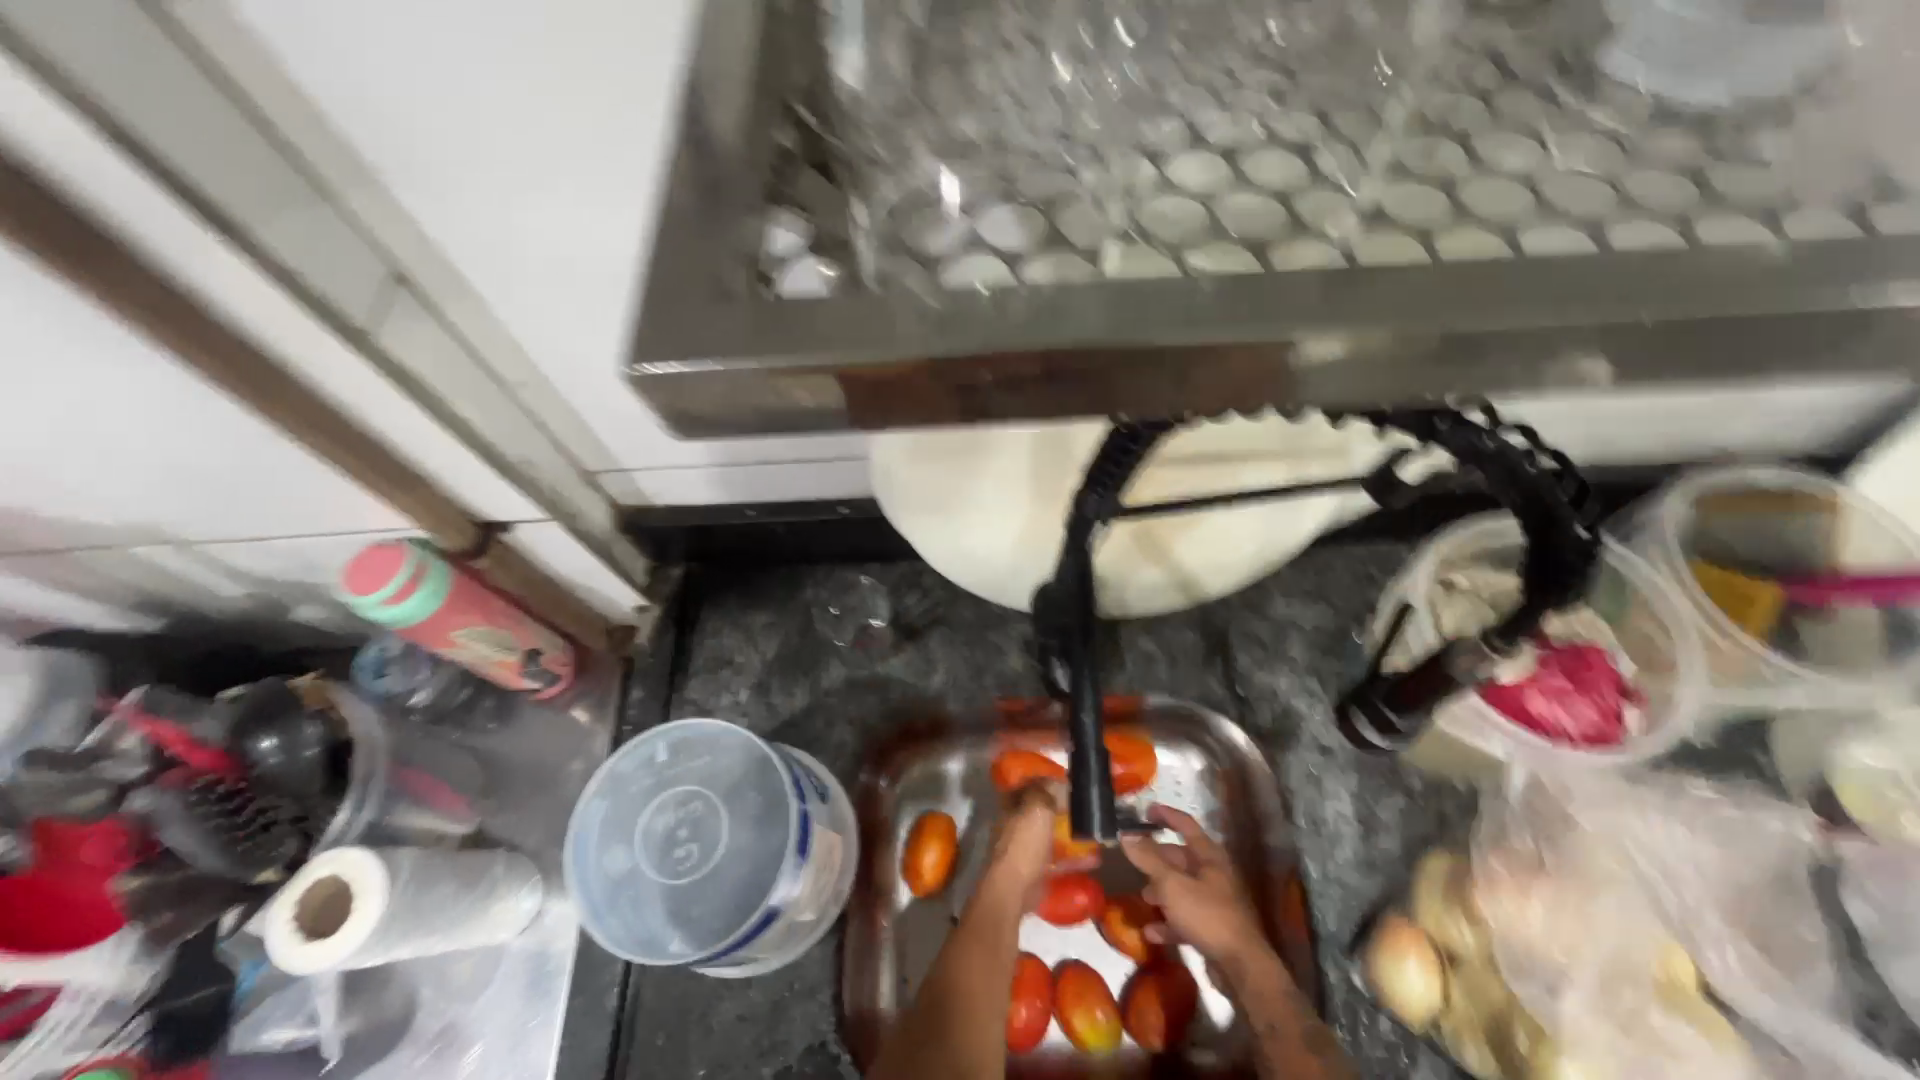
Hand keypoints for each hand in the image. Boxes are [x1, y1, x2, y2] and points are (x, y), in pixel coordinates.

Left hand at [980, 782, 1095, 909]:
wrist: (1015, 888)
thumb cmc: (1024, 842)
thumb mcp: (1037, 808)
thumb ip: (1047, 791)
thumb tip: (1058, 780)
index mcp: (1011, 807)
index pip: (1025, 786)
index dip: (1043, 781)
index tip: (1065, 780)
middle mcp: (1016, 825)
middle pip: (1040, 811)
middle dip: (1060, 808)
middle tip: (1084, 804)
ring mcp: (1026, 849)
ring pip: (1050, 836)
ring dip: (1069, 833)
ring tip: (1093, 829)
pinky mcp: (1037, 870)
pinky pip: (1059, 860)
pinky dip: (1075, 859)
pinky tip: (1095, 858)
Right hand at [1120, 804, 1271, 977]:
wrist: (1241, 966)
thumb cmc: (1207, 915)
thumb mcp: (1171, 884)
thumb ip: (1148, 859)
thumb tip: (1127, 835)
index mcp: (1210, 857)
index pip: (1186, 826)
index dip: (1166, 816)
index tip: (1145, 811)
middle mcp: (1214, 875)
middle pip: (1182, 859)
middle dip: (1158, 859)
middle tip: (1135, 861)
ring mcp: (1215, 902)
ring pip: (1182, 889)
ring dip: (1161, 891)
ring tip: (1143, 897)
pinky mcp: (1213, 928)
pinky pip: (1185, 918)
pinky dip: (1168, 922)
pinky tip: (1151, 932)